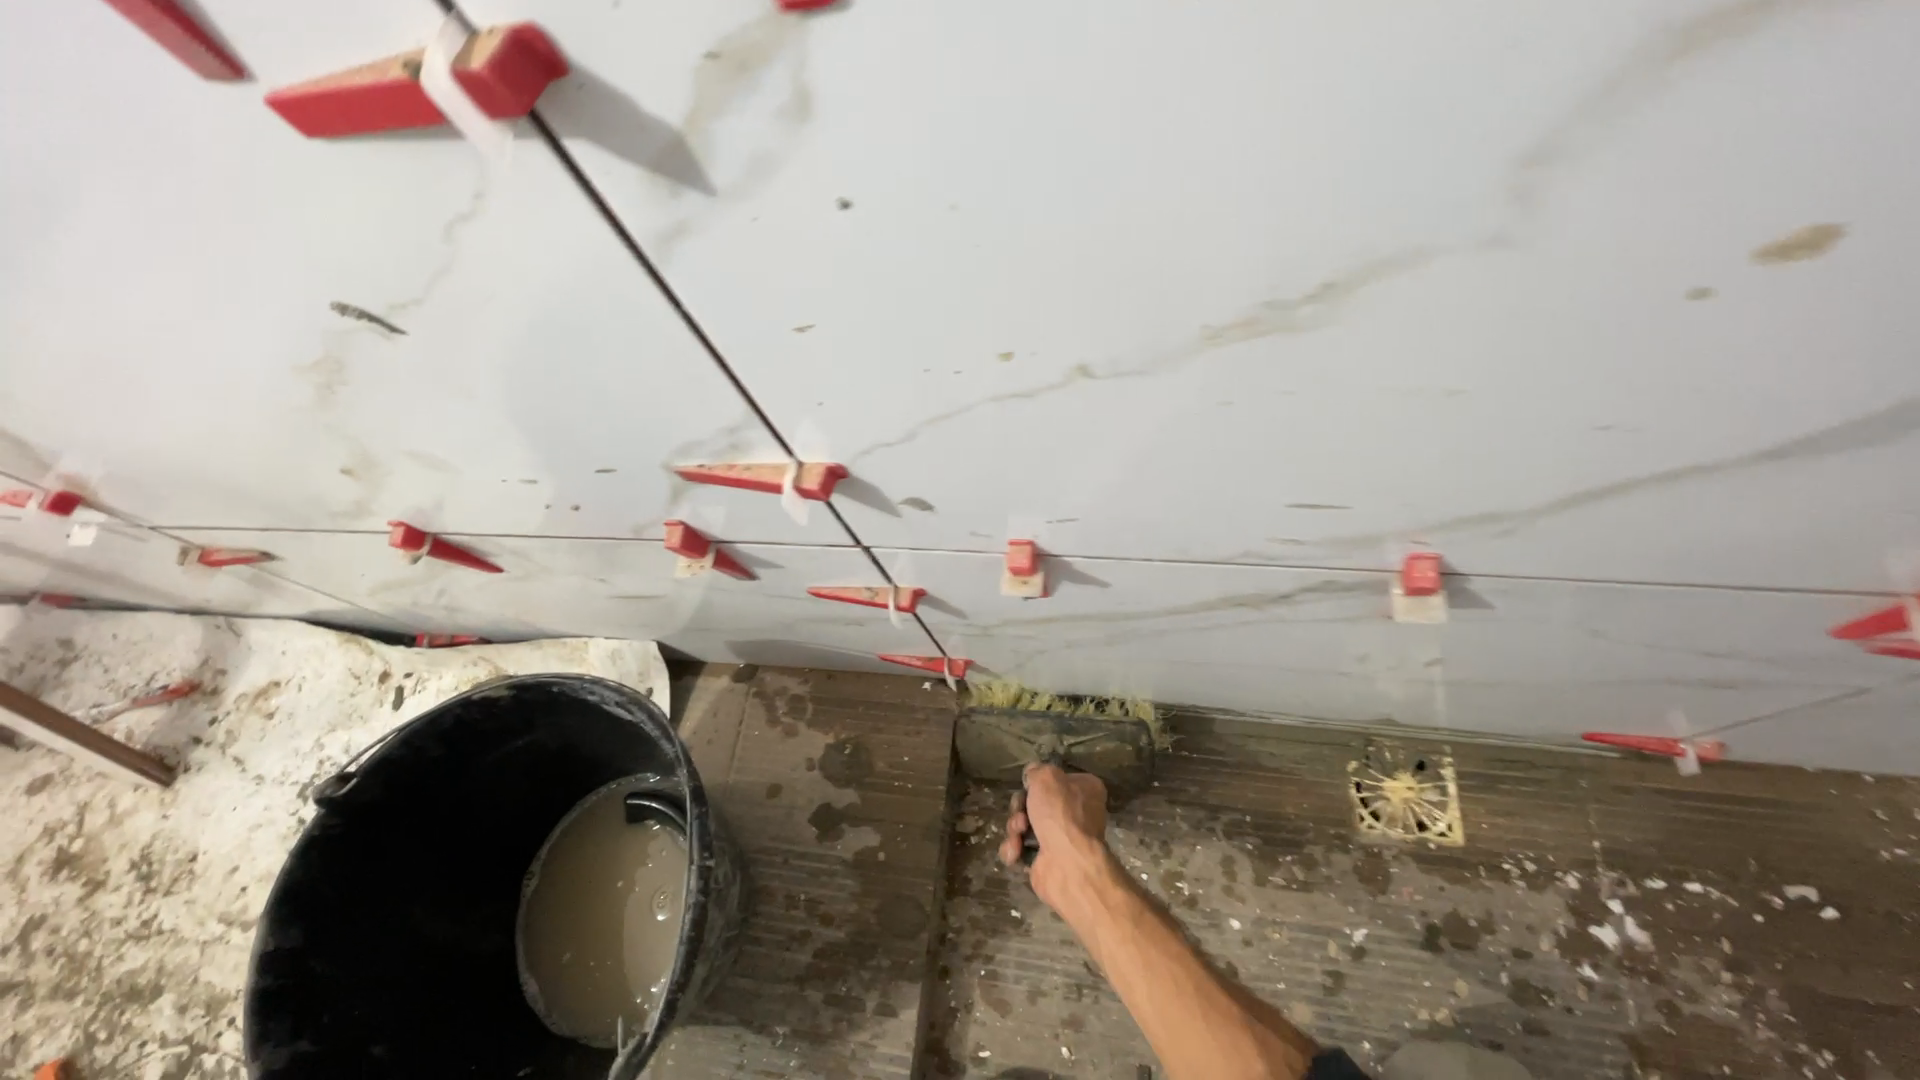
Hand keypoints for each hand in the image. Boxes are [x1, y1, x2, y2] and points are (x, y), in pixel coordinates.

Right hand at [998, 764, 1123, 915]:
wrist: (1067, 864)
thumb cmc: (1061, 814)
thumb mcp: (1046, 777)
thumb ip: (1036, 770)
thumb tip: (1032, 775)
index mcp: (1085, 791)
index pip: (1057, 780)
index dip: (1038, 783)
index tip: (1028, 786)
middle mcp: (1076, 815)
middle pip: (1035, 804)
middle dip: (1020, 809)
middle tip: (1021, 816)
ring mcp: (1061, 840)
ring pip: (1025, 827)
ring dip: (1015, 829)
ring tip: (1019, 835)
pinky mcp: (1046, 861)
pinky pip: (1021, 850)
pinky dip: (1014, 850)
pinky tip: (1017, 852)